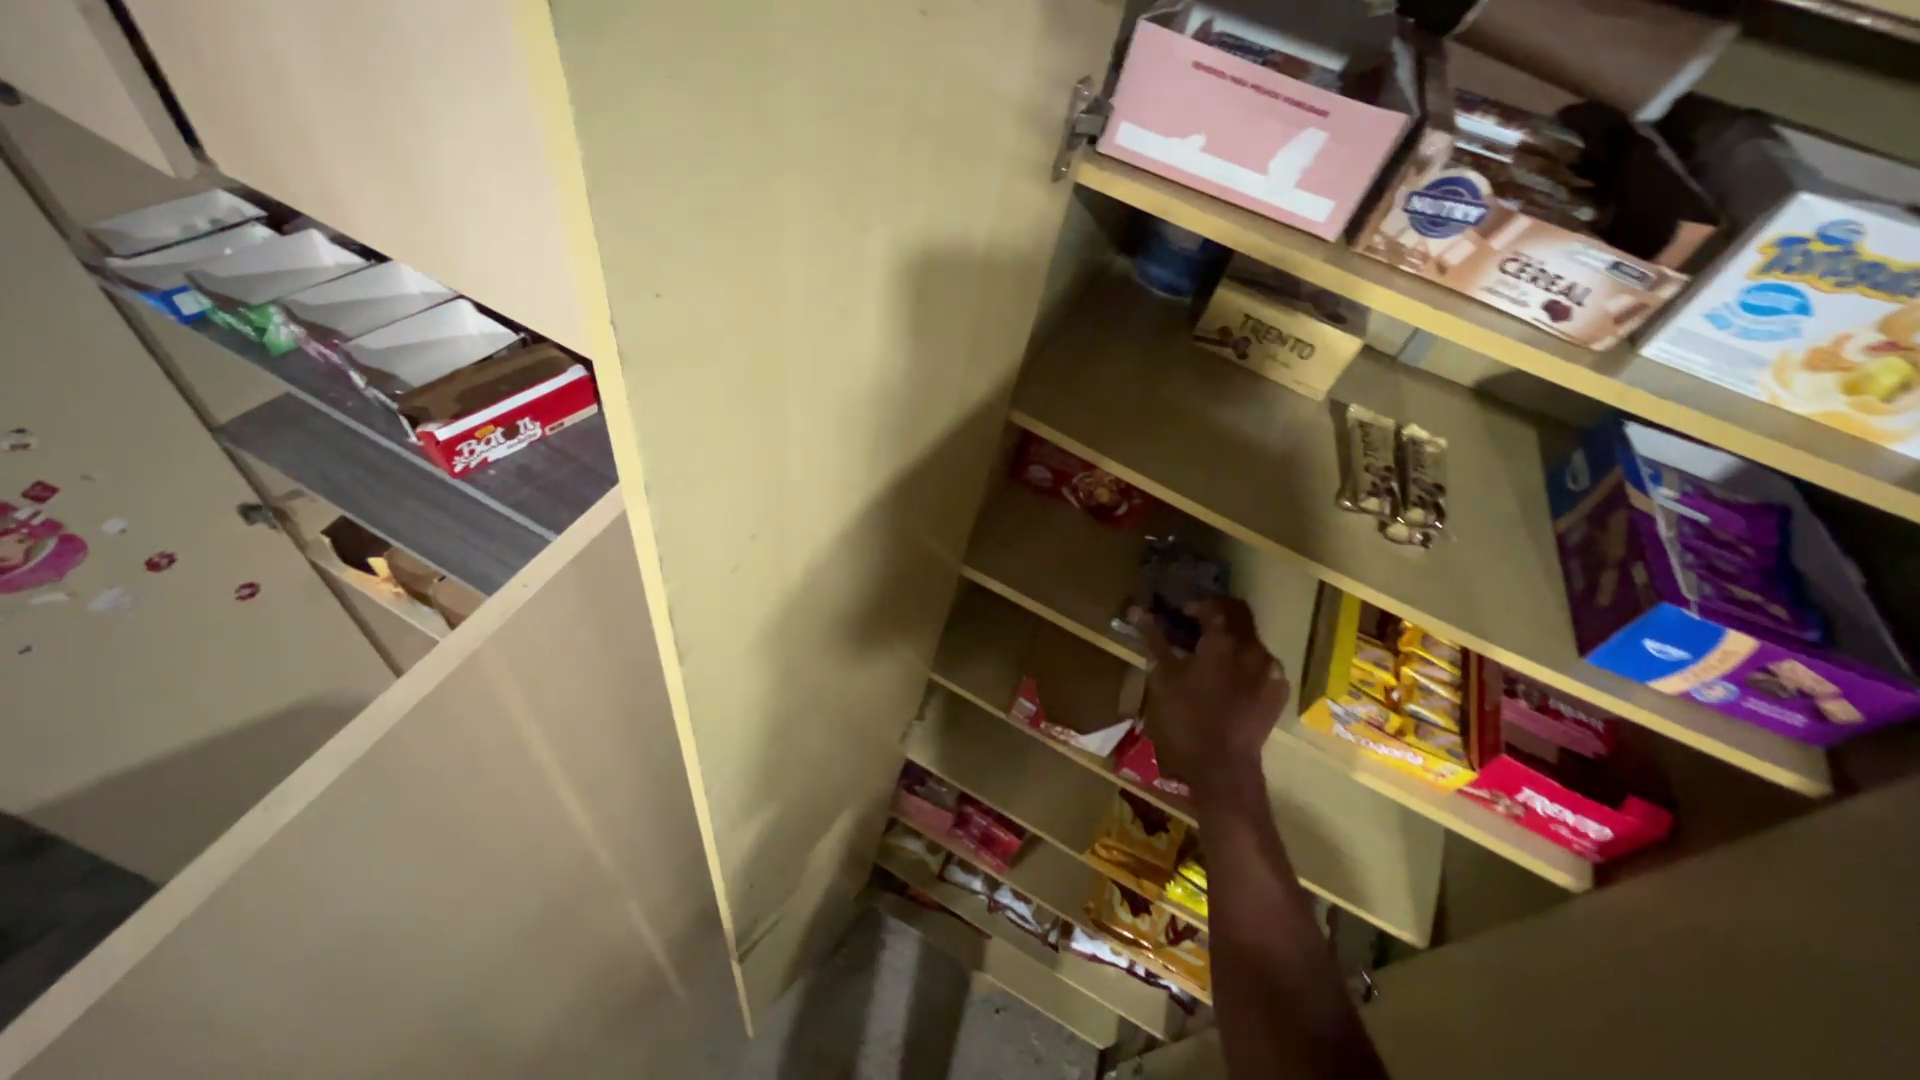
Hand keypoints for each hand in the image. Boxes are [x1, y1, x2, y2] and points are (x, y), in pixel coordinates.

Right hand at [1137, 598, 1289, 788]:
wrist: (1222, 765)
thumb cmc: (1185, 719)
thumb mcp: (1163, 678)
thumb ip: (1154, 639)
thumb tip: (1137, 610)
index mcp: (1222, 641)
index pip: (1213, 607)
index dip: (1195, 606)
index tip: (1180, 616)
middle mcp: (1252, 648)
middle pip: (1240, 615)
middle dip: (1219, 615)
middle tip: (1199, 627)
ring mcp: (1271, 670)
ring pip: (1253, 640)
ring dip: (1234, 640)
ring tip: (1214, 658)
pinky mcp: (1279, 691)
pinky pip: (1264, 665)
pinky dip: (1247, 664)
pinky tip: (1232, 681)